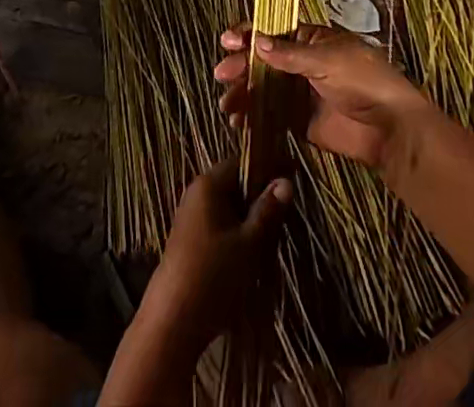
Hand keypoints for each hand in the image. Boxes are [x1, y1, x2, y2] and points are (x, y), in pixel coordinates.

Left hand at [138, 158, 291, 350]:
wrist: (177, 312)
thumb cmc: (215, 272)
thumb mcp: (249, 242)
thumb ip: (267, 210)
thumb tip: (285, 180)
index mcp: (208, 184)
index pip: (241, 162)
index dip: (268, 165)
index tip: (296, 172)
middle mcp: (198, 192)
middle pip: (236, 182)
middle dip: (263, 193)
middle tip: (294, 207)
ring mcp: (194, 214)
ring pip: (231, 204)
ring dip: (254, 213)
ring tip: (281, 229)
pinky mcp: (195, 235)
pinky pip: (224, 221)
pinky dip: (242, 228)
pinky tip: (259, 246)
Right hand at [215, 23, 432, 168]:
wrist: (392, 130)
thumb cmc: (365, 82)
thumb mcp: (329, 60)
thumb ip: (290, 54)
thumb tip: (257, 42)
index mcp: (309, 42)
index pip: (271, 33)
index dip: (248, 35)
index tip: (228, 41)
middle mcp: (298, 64)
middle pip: (259, 61)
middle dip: (238, 67)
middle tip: (222, 75)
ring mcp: (296, 92)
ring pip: (259, 88)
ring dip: (241, 94)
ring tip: (228, 106)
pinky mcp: (296, 119)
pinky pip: (267, 114)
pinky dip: (250, 116)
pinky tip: (239, 121)